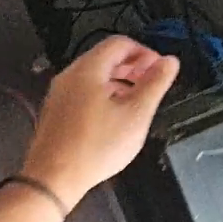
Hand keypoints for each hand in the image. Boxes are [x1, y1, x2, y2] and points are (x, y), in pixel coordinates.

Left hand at [19, 36, 178, 208]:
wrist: (53, 177)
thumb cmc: (92, 149)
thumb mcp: (136, 114)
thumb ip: (155, 83)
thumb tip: (169, 62)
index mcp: (88, 69)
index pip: (120, 43)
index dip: (145, 52)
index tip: (158, 68)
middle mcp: (68, 77)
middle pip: (104, 58)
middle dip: (132, 67)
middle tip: (149, 82)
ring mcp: (59, 95)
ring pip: (93, 77)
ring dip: (117, 82)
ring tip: (135, 101)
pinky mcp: (55, 113)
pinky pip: (81, 94)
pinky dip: (101, 97)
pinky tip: (112, 118)